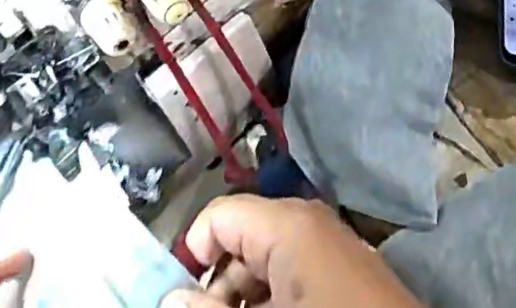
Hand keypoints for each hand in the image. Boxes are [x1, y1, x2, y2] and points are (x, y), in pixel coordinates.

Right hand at [163, 196, 425, 307]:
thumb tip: (169, 298)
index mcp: (286, 222)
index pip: (219, 217)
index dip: (193, 257)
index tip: (182, 304)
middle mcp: (307, 223)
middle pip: (241, 244)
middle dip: (219, 291)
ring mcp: (330, 248)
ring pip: (267, 268)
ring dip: (246, 302)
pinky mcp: (346, 276)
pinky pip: (295, 282)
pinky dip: (276, 303)